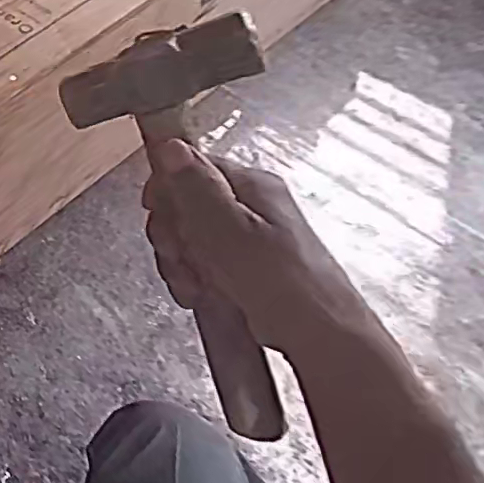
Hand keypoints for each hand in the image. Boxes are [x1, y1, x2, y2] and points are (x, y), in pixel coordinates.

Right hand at [143, 139, 381, 360]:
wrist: (319, 338)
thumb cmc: (277, 281)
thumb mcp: (227, 229)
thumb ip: (195, 187)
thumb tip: (168, 144)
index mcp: (248, 184)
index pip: (184, 167)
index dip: (164, 194)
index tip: (164, 220)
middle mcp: (246, 202)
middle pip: (179, 203)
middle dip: (170, 235)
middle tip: (183, 257)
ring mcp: (243, 233)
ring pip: (182, 234)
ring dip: (177, 261)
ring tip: (195, 283)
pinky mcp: (238, 261)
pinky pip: (194, 258)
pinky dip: (189, 276)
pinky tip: (200, 292)